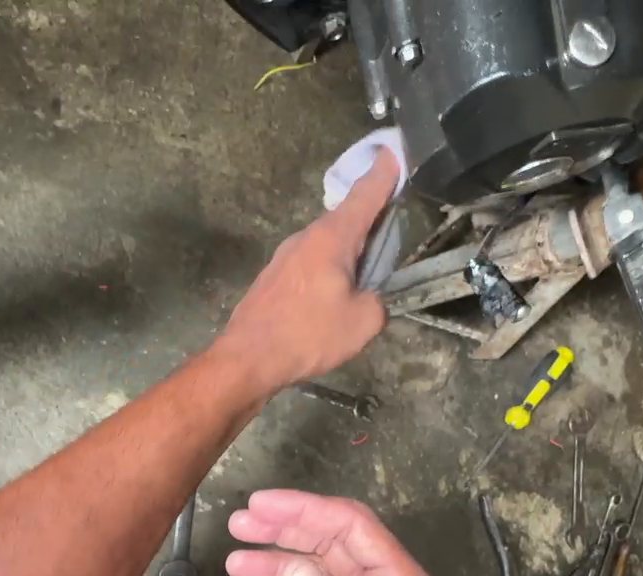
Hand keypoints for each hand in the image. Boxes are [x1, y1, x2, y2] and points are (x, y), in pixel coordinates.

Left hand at [216, 150, 399, 385]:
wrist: (247, 359)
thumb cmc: (307, 335)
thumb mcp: (362, 322)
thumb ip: (377, 302)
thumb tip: (369, 299)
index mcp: (332, 237)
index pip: (366, 193)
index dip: (385, 172)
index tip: (395, 150)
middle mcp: (305, 238)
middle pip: (346, 222)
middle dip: (369, 226)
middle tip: (390, 240)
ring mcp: (284, 258)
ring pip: (326, 248)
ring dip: (346, 259)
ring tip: (359, 287)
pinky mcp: (272, 280)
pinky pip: (309, 269)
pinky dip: (325, 277)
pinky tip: (327, 306)